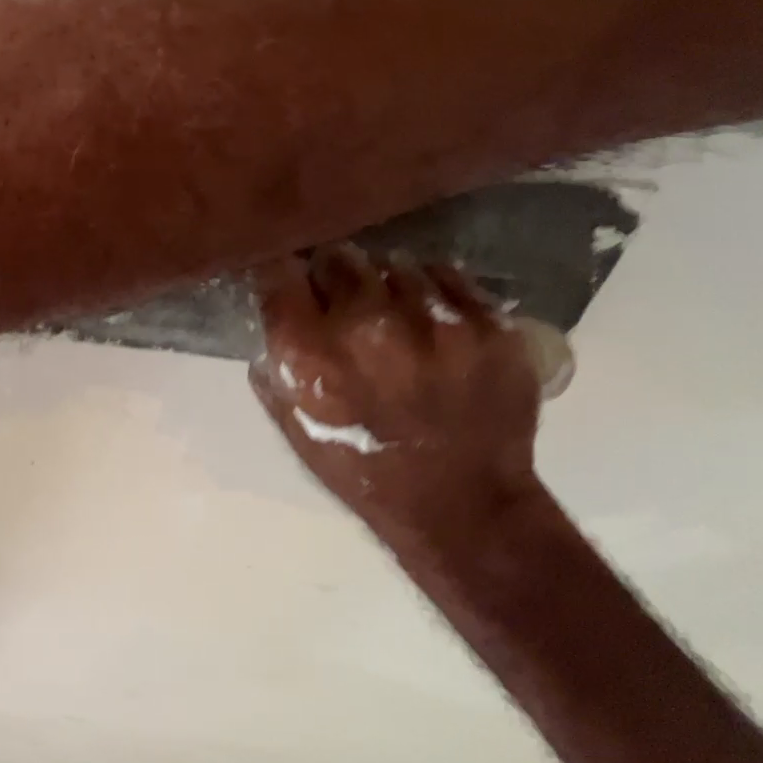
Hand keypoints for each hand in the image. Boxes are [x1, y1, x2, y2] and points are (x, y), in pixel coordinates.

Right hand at [249, 246, 546, 546]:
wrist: (461, 505)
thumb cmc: (359, 466)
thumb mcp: (290, 420)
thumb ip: (276, 361)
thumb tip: (275, 313)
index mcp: (308, 352)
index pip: (277, 271)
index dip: (281, 274)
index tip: (288, 283)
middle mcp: (365, 325)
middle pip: (337, 258)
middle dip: (334, 277)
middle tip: (343, 301)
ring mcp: (432, 321)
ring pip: (394, 264)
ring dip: (385, 284)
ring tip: (393, 314)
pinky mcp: (487, 325)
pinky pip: (447, 277)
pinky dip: (433, 291)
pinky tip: (431, 320)